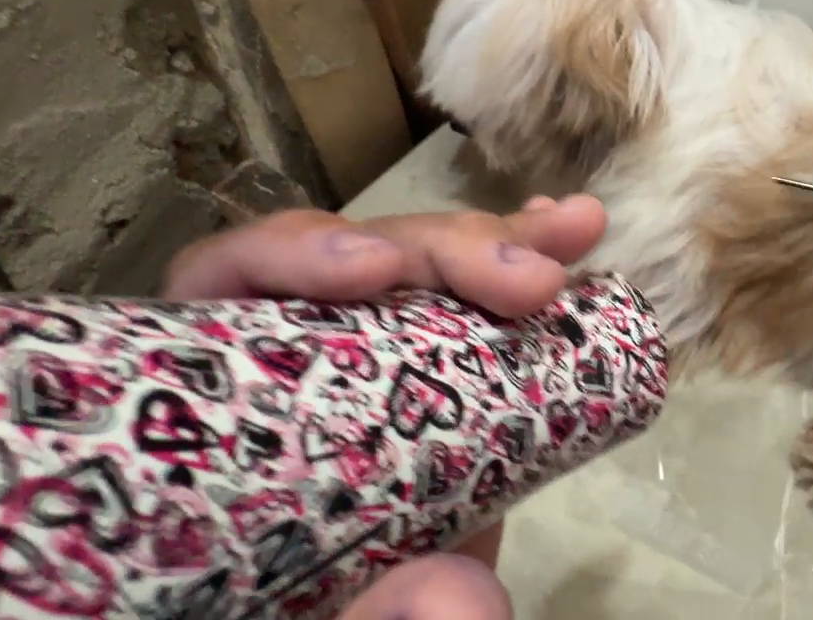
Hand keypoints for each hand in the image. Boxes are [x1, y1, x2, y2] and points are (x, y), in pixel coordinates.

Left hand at [163, 195, 607, 619]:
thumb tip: (460, 593)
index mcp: (235, 404)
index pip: (234, 287)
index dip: (295, 255)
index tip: (378, 271)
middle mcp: (312, 362)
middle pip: (363, 262)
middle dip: (449, 253)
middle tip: (536, 282)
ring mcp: (390, 365)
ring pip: (438, 270)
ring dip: (507, 244)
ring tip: (578, 229)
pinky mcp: (454, 376)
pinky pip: (491, 302)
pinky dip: (532, 258)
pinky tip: (572, 230)